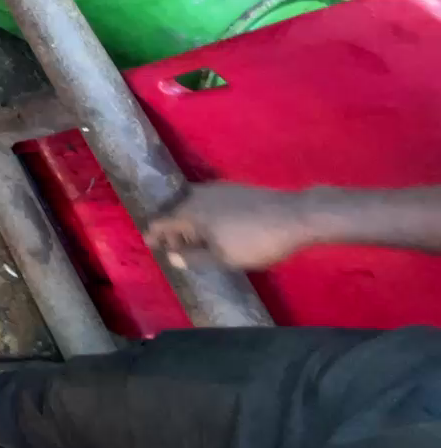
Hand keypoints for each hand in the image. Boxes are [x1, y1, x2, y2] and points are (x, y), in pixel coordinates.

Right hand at [145, 183, 312, 269]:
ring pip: (192, 207)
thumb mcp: (225, 257)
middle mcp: (192, 197)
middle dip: (174, 231)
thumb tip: (172, 258)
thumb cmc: (254, 240)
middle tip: (179, 247)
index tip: (151, 244)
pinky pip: (209, 203)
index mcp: (185, 212)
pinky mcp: (232, 189)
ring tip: (200, 237)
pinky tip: (220, 225)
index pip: (159, 223)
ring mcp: (213, 190)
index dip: (154, 235)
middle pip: (174, 213)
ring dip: (191, 222)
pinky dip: (207, 215)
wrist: (295, 216)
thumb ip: (195, 258)